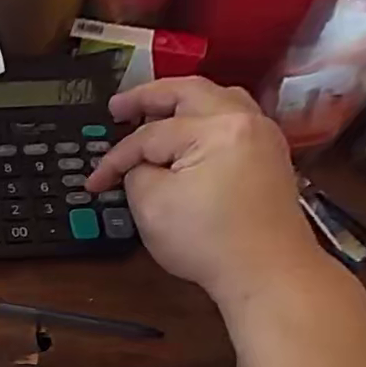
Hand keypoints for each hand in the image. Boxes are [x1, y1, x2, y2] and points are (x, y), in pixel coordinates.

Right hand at [85, 78, 331, 306]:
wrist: (268, 273)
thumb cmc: (210, 244)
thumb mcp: (152, 209)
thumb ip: (136, 175)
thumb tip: (139, 166)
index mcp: (215, 128)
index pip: (150, 135)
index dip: (116, 158)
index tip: (96, 181)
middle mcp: (244, 120)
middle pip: (188, 93)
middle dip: (148, 97)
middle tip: (118, 107)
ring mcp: (262, 136)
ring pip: (216, 100)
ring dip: (181, 102)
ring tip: (155, 113)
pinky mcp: (269, 157)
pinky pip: (232, 121)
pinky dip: (204, 119)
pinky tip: (190, 134)